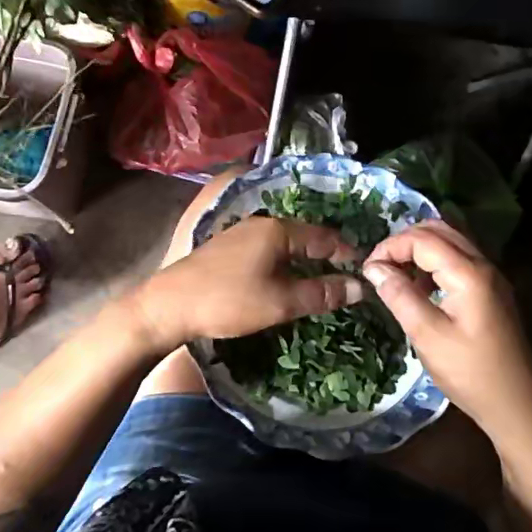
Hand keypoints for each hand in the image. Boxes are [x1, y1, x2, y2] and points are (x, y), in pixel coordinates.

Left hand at [131, 216, 367, 349]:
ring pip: (285, 243)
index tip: (364, 270)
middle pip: (305, 237)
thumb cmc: (229, 301)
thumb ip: (321, 293)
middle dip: (327, 255)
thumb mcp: (282, 302)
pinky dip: (284, 262)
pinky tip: (284, 279)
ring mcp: (241, 234)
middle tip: (345, 276)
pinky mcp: (226, 248)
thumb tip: (360, 288)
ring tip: (320, 280)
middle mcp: (261, 224)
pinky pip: (267, 250)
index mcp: (279, 230)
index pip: (325, 237)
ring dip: (304, 260)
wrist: (167, 307)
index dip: (347, 253)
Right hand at [361, 221, 531, 430]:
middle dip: (406, 241)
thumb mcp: (428, 336)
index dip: (391, 247)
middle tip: (381, 266)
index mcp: (469, 273)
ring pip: (452, 241)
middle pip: (441, 229)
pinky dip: (436, 262)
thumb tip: (374, 268)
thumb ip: (401, 296)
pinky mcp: (492, 290)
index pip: (423, 239)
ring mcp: (492, 277)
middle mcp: (484, 265)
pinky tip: (422, 288)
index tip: (368, 269)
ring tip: (397, 276)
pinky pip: (461, 260)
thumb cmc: (470, 373)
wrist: (516, 402)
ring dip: (421, 249)